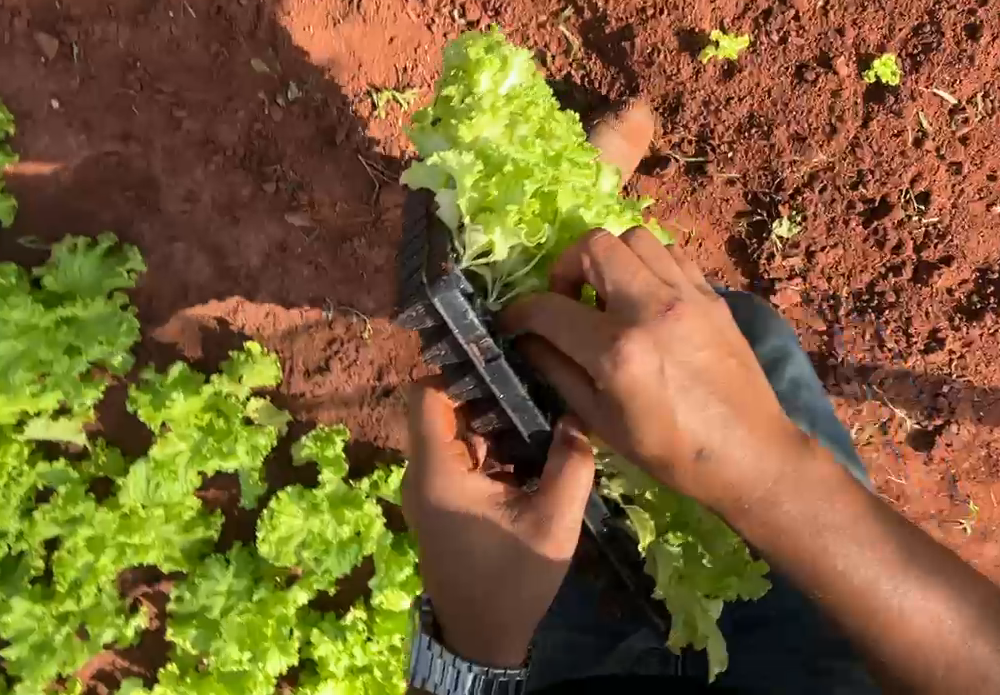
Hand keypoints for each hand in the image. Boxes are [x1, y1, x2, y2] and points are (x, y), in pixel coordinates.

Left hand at [400, 380, 594, 667]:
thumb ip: (571, 464)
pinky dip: (490, 444)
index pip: (425, 393)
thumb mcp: (554, 523)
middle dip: (485, 391)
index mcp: (437, 471)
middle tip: (530, 378)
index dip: (456, 368)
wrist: (482, 641)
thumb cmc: (513, 581)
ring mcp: (429, 488)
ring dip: (491, 418)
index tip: (499, 358)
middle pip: (443, 408)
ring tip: (535, 404)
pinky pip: (460, 454)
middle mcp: (422, 472)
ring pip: (454, 430)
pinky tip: (528, 442)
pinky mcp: (442, 501)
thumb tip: (577, 416)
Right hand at [502, 228, 807, 513]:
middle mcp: (651, 308)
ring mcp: (686, 295)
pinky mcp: (711, 294)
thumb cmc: (670, 450)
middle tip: (568, 299)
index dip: (519, 312)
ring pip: (634, 238)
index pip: (549, 309)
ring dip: (610, 259)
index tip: (513, 320)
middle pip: (594, 245)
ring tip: (608, 292)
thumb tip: (526, 339)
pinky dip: (648, 263)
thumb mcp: (601, 422)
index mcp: (618, 351)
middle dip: (566, 266)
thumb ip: (557, 371)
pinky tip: (646, 295)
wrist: (750, 454)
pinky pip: (670, 252)